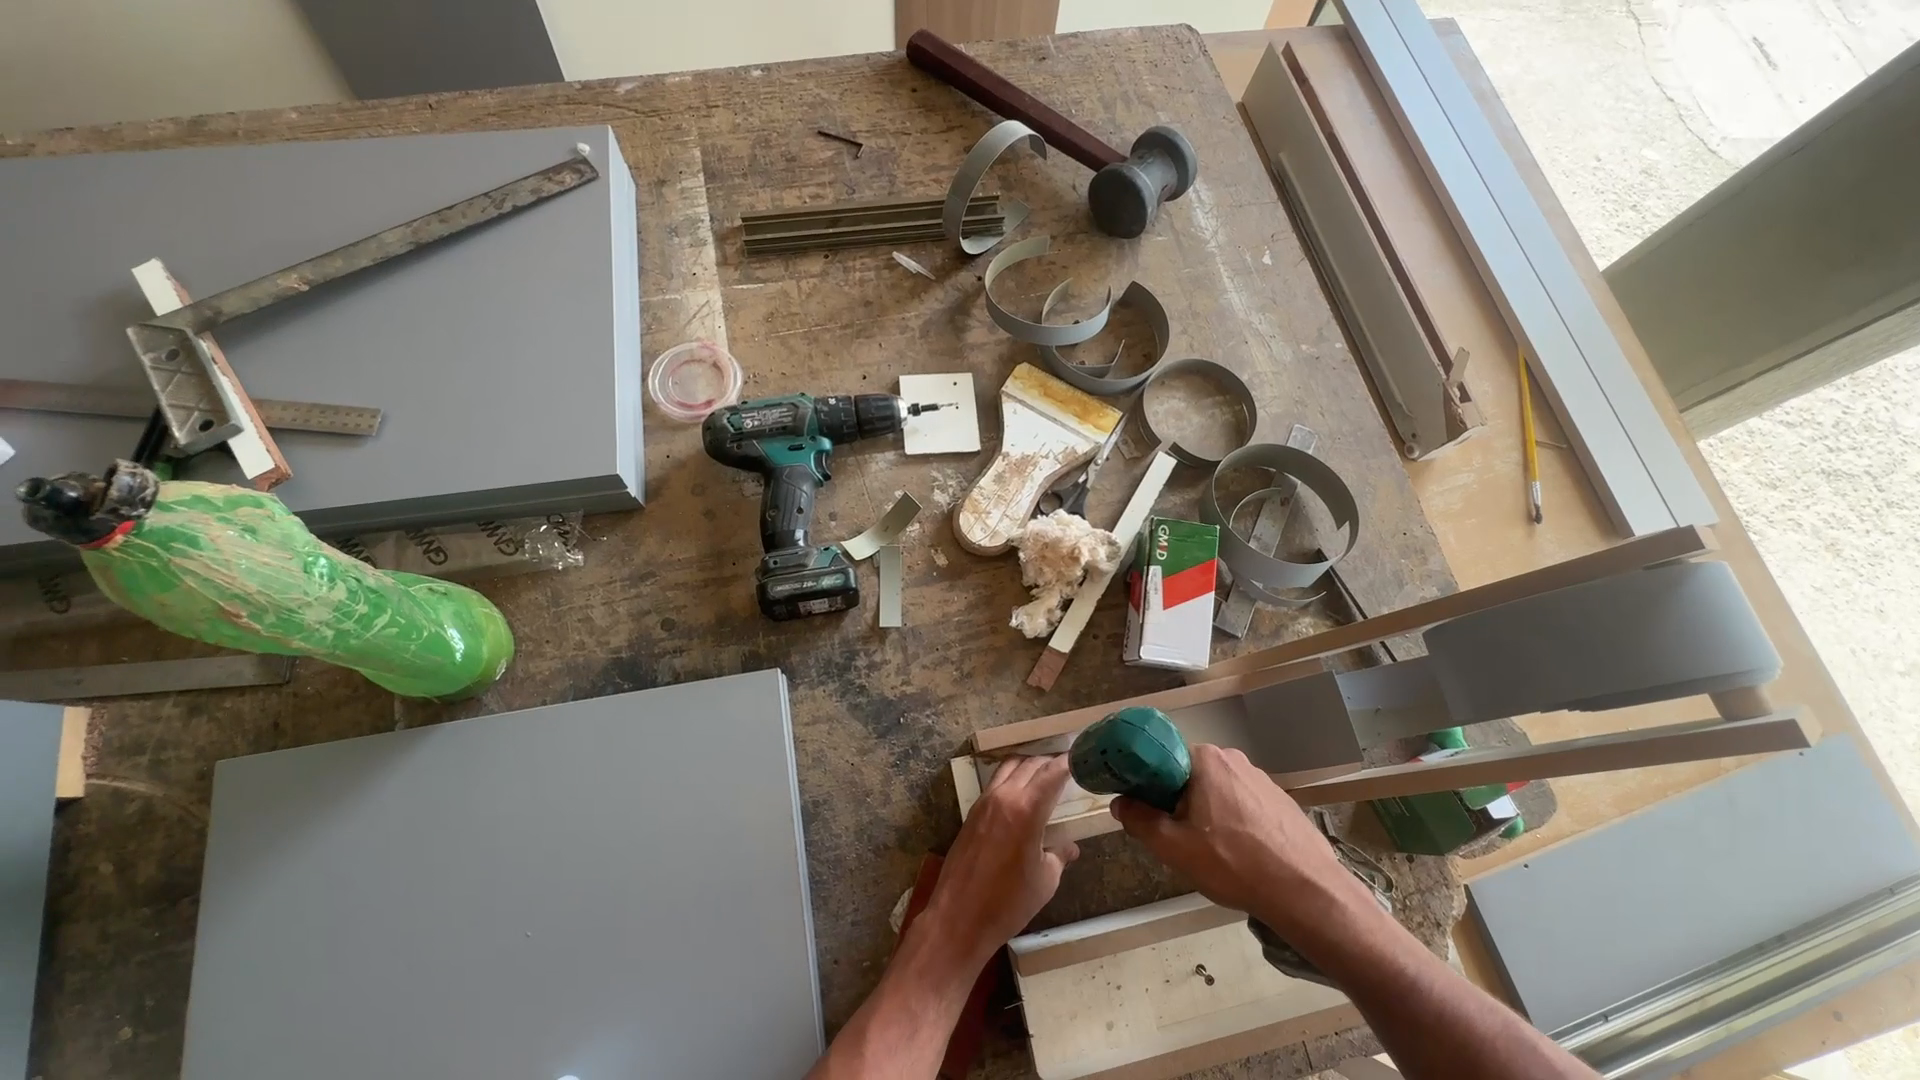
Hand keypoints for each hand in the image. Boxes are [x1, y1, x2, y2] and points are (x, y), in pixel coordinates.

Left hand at [923, 755, 1079, 966]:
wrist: (959, 918)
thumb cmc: (1008, 903)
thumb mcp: (1045, 881)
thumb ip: (1059, 856)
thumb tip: (1069, 847)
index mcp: (1026, 810)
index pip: (1051, 773)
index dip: (1069, 763)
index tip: (1084, 760)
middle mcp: (1003, 797)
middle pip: (1030, 764)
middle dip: (1050, 763)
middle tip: (1069, 770)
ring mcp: (983, 804)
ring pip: (1008, 768)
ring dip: (1028, 767)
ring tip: (1046, 778)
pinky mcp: (971, 814)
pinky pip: (995, 784)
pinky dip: (1012, 780)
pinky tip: (1022, 797)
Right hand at [1109, 744, 1352, 931]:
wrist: (1306, 891)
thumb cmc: (1234, 863)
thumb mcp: (1174, 847)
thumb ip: (1140, 820)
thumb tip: (1120, 803)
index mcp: (1206, 759)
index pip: (1163, 760)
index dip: (1149, 786)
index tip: (1146, 813)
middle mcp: (1235, 759)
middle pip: (1190, 776)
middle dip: (1178, 803)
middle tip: (1177, 838)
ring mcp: (1262, 779)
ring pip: (1218, 791)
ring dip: (1207, 814)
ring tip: (1211, 851)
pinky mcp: (1281, 801)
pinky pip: (1244, 804)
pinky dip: (1235, 822)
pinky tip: (1240, 854)